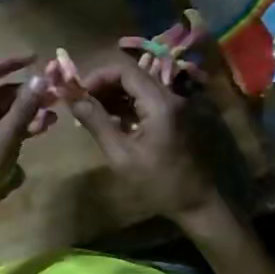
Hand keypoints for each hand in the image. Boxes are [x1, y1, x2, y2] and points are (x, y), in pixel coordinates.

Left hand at [0, 57, 51, 228]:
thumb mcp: (7, 134)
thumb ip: (25, 106)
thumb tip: (41, 76)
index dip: (14, 61)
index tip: (38, 59)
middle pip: (5, 91)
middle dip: (31, 90)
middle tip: (56, 93)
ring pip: (10, 110)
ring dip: (31, 109)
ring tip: (54, 115)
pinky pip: (9, 127)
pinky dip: (25, 125)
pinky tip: (43, 130)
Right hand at [69, 52, 223, 224]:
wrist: (200, 202)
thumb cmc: (159, 183)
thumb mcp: (122, 156)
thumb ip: (97, 123)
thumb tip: (73, 100)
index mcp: (160, 103)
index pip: (125, 71)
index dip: (99, 77)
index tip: (79, 93)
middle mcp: (172, 96)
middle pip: (134, 76)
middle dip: (106, 86)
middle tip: (84, 103)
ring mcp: (180, 105)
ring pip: (143, 88)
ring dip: (118, 96)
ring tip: (96, 114)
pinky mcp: (181, 115)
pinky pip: (152, 100)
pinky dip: (132, 105)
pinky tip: (117, 122)